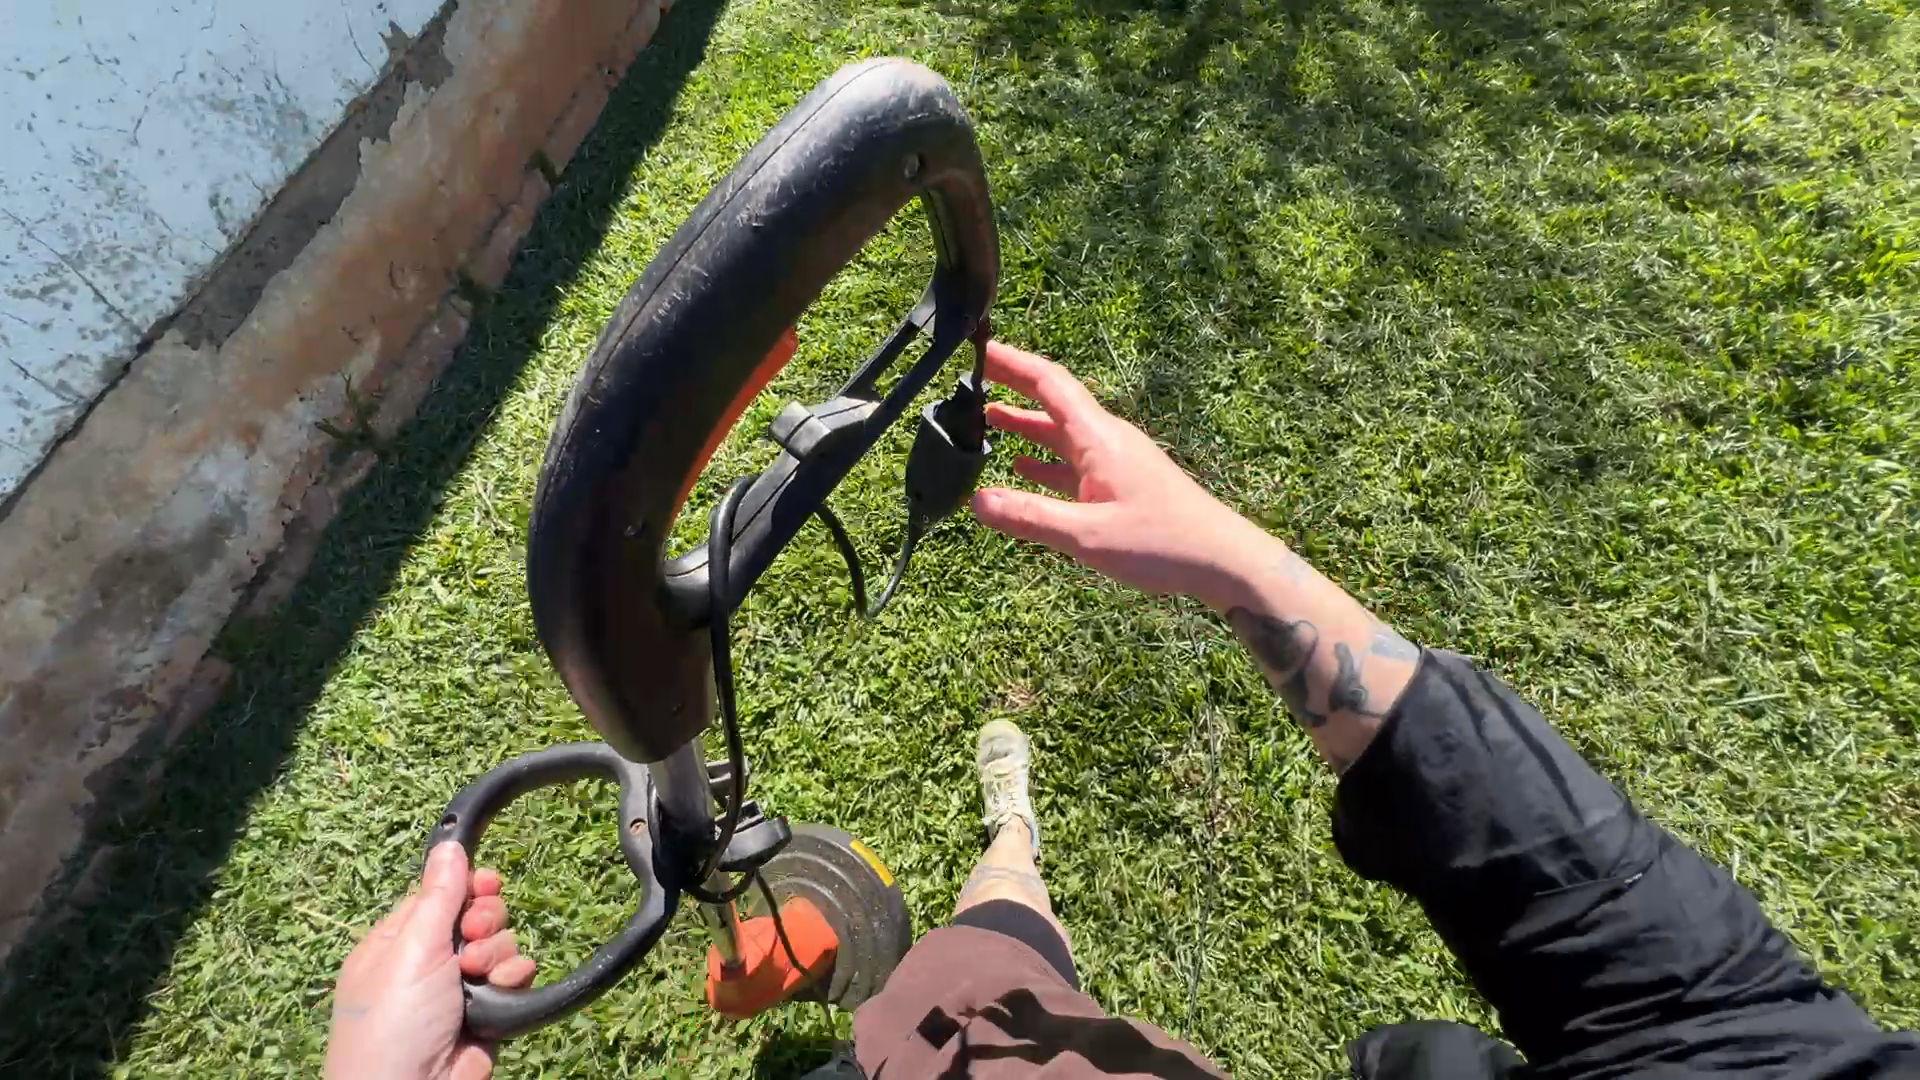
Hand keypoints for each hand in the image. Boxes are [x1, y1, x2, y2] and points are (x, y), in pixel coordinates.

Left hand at [325, 842, 536, 1079]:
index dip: (468, 886)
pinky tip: (499, 992)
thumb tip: (448, 844)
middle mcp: (428, 962)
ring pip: (502, 940)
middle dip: (486, 921)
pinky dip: (513, 977)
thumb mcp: (412, 952)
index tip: (484, 886)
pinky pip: (517, 970)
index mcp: (396, 944)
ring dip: (498, 953)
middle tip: (474, 939)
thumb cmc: (392, 1028)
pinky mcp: (488, 1005)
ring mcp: (458, 986)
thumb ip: (438, 896)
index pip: (443, 893)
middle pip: (478, 912)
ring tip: (478, 978)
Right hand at [970, 341, 1274, 609]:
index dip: (1013, 363)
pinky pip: (1072, 463)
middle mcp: (1106, 440)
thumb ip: (1030, 516)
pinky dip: (1044, 460)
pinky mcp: (1120, 483)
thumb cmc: (1162, 543)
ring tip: (986, 419)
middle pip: (1053, 402)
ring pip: (1060, 434)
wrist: (1222, 560)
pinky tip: (1024, 467)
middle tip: (971, 379)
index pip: (1050, 384)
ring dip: (1025, 425)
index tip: (980, 347)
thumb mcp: (1088, 534)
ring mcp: (1114, 461)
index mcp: (1099, 438)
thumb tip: (976, 501)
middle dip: (1013, 387)